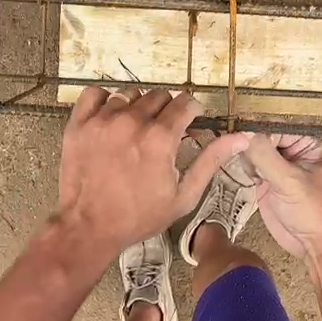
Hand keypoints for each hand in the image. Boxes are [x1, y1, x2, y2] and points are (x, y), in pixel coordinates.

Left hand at [54, 87, 248, 258]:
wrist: (89, 227)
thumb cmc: (139, 217)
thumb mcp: (183, 195)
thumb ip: (211, 160)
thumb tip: (242, 137)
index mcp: (160, 137)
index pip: (185, 103)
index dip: (192, 111)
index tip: (189, 122)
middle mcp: (132, 121)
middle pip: (159, 96)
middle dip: (166, 110)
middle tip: (162, 133)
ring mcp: (102, 120)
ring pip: (129, 95)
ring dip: (137, 108)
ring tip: (135, 131)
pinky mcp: (79, 124)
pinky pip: (95, 94)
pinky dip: (105, 101)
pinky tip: (110, 118)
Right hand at [242, 133, 321, 260]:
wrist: (315, 244)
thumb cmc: (315, 212)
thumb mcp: (290, 181)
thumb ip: (266, 156)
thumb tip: (243, 134)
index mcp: (306, 145)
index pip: (276, 128)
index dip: (257, 129)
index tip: (238, 134)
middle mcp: (291, 152)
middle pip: (263, 137)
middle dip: (248, 142)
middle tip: (234, 147)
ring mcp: (278, 167)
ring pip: (253, 151)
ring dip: (244, 155)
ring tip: (243, 165)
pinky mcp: (266, 182)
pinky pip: (250, 168)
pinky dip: (244, 169)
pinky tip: (246, 175)